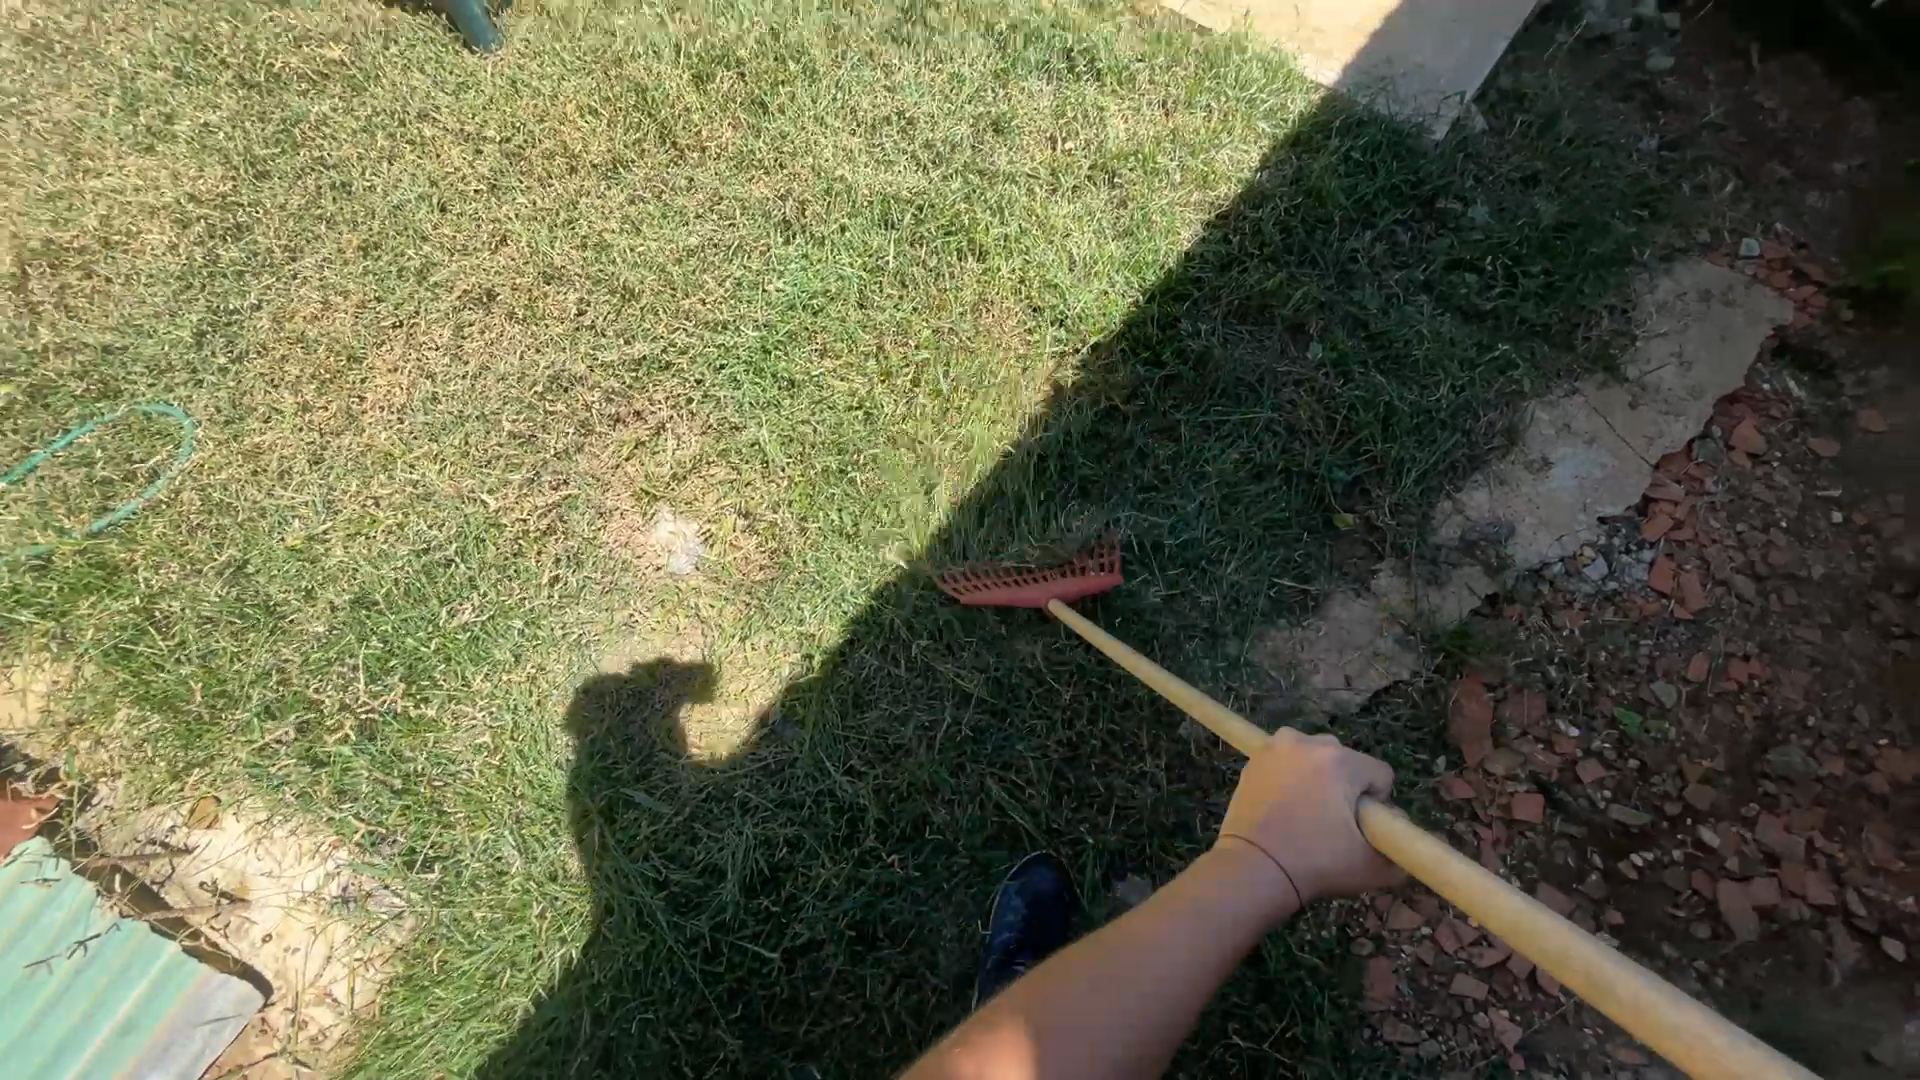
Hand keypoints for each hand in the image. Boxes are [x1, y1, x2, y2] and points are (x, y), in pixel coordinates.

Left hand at [1216, 728, 1402, 905]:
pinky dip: (1290, 774)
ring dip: (1317, 774)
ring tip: (1308, 809)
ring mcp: (1274, 747)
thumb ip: (1400, 845)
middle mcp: (1305, 742)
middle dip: (1346, 784)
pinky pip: (1285, 760)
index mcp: (1338, 760)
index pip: (1379, 773)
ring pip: (1312, 754)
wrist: (1255, 866)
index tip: (1361, 825)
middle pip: (1344, 759)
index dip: (1378, 802)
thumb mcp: (1374, 865)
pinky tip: (1285, 801)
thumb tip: (1395, 826)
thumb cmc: (1316, 863)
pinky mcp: (1253, 758)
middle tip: (1332, 818)